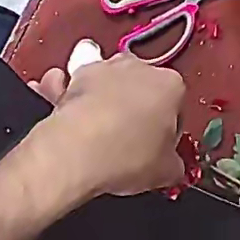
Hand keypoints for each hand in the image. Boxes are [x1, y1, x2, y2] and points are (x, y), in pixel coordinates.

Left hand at [32, 55, 185, 199]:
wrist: (78, 149)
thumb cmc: (128, 155)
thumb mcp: (166, 172)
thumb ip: (173, 163)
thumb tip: (169, 167)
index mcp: (171, 85)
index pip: (175, 107)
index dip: (166, 131)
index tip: (156, 149)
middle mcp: (140, 68)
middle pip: (142, 90)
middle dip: (136, 110)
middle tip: (128, 142)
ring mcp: (105, 68)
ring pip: (109, 84)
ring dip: (104, 100)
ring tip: (96, 134)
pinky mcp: (74, 74)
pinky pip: (74, 82)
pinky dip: (68, 92)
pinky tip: (64, 112)